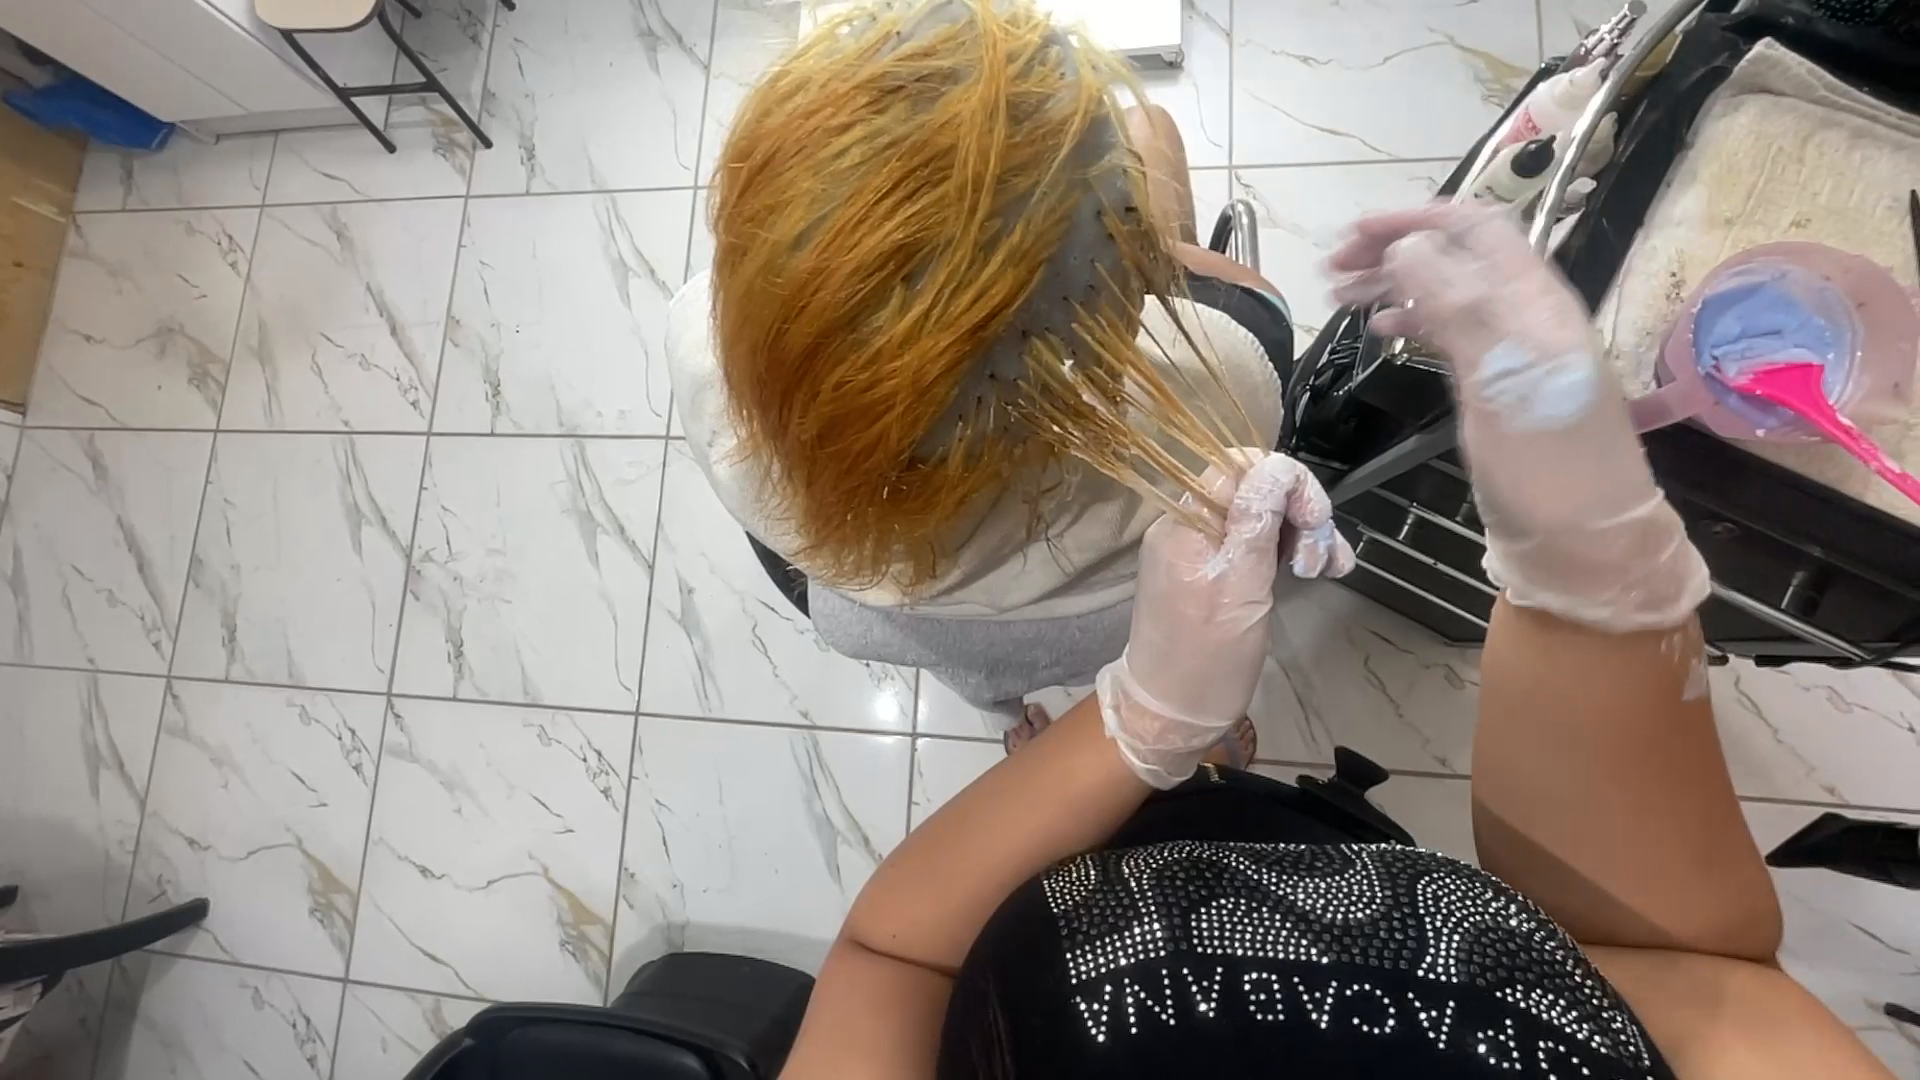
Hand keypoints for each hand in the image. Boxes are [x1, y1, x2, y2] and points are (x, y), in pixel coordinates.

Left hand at [1099, 450, 1353, 788]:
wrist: (1170, 712)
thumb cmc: (1206, 657)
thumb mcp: (1239, 585)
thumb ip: (1255, 520)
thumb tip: (1273, 465)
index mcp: (1185, 524)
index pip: (1239, 467)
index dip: (1286, 481)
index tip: (1314, 522)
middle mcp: (1186, 527)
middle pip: (1253, 490)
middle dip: (1300, 512)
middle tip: (1322, 560)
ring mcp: (1197, 551)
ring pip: (1259, 517)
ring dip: (1301, 534)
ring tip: (1327, 570)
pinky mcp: (1209, 573)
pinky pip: (1249, 544)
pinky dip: (1283, 553)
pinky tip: (1314, 572)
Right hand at [1325, 203, 1706, 630]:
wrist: (1580, 533)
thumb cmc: (1544, 463)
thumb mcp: (1501, 381)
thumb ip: (1459, 307)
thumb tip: (1407, 246)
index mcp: (1531, 302)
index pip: (1473, 230)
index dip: (1412, 221)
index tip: (1350, 237)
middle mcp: (1522, 312)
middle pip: (1455, 254)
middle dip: (1392, 249)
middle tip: (1330, 270)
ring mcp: (1509, 345)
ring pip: (1444, 289)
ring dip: (1392, 282)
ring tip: (1338, 296)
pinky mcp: (1494, 376)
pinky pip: (1447, 327)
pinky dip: (1408, 318)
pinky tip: (1378, 328)